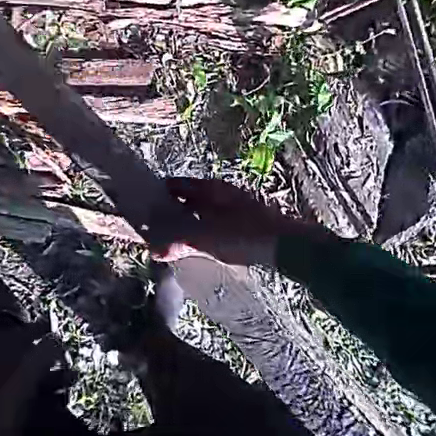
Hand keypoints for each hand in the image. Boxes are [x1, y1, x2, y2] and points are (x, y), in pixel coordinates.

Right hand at [150, 177, 317, 267]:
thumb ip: (178, 243)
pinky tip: (198, 248)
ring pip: (201, 212)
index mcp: (210, 188)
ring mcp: (235, 208)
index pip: (174, 185)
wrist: (293, 248)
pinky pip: (214, 224)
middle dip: (170, 212)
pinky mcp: (245, 224)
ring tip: (171, 241)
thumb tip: (153, 251)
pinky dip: (202, 232)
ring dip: (186, 224)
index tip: (142, 209)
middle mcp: (221, 193)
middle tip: (153, 229)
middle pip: (187, 198)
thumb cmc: (246, 236)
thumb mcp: (206, 239)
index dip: (156, 195)